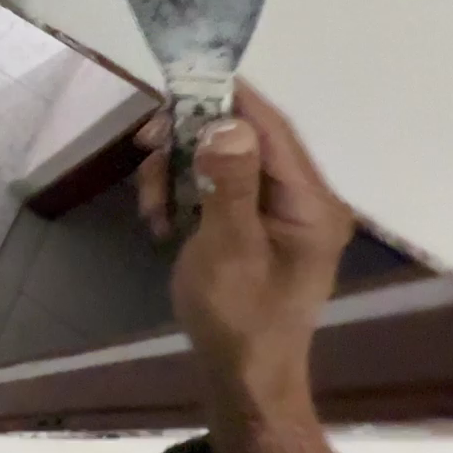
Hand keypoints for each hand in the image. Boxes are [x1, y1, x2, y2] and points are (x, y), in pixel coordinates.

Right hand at [136, 82, 358, 452]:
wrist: (240, 373)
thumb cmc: (238, 316)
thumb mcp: (229, 250)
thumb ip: (230, 184)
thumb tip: (227, 122)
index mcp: (308, 201)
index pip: (271, 128)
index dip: (227, 97)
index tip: (178, 78)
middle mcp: (295, 195)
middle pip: (237, 136)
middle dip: (184, 141)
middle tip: (144, 150)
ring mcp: (270, 207)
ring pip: (214, 156)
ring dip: (173, 171)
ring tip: (151, 208)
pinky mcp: (246, 218)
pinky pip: (207, 181)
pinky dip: (177, 190)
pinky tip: (160, 218)